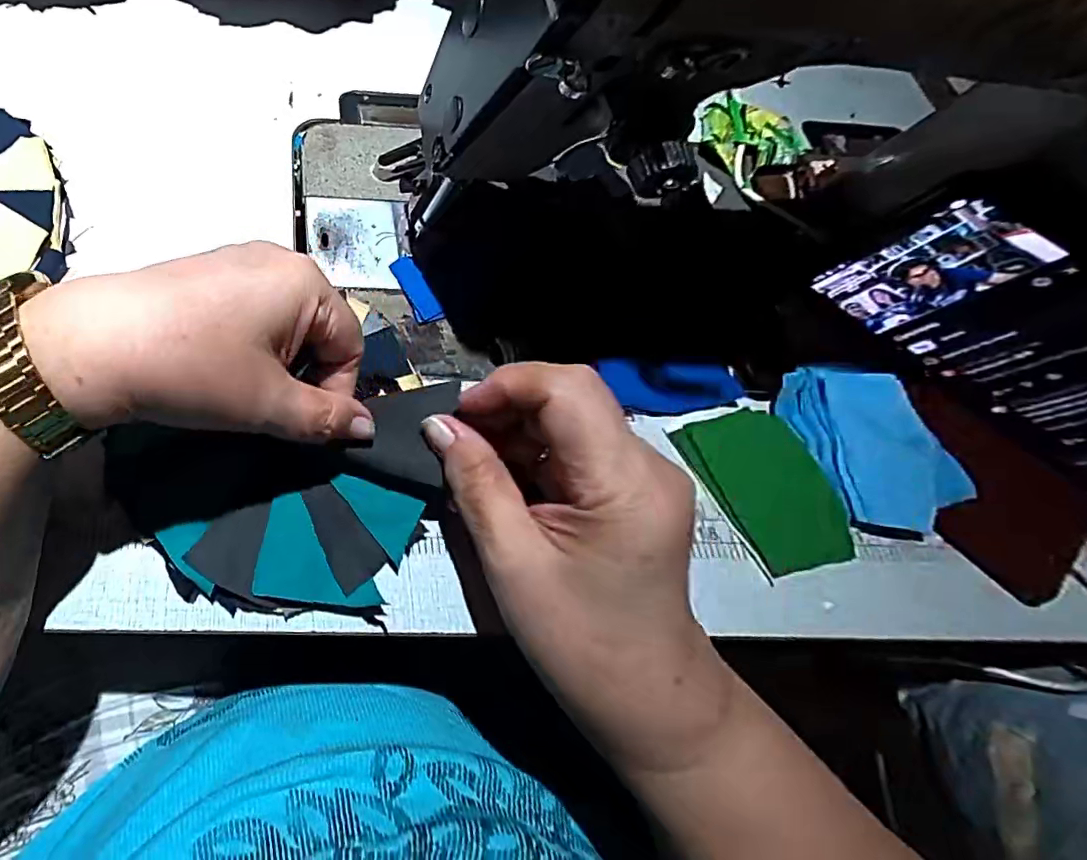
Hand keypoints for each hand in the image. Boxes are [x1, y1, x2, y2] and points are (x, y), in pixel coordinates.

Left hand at [18, 242, 371, 442]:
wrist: (94, 344)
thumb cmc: (193, 369)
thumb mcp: (267, 403)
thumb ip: (324, 418)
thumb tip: (366, 429)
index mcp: (306, 281)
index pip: (351, 344)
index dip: (336, 391)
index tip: (303, 421)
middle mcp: (279, 260)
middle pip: (319, 330)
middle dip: (303, 374)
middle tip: (266, 404)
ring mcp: (240, 259)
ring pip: (285, 322)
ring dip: (275, 361)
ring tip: (236, 385)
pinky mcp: (209, 269)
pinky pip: (252, 309)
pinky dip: (247, 342)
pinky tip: (213, 361)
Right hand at [423, 364, 729, 776]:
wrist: (647, 701)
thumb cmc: (580, 642)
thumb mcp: (513, 562)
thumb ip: (476, 483)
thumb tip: (439, 425)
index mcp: (626, 479)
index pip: (568, 388)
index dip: (506, 385)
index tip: (457, 414)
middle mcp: (646, 463)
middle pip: (570, 397)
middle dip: (505, 408)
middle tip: (455, 441)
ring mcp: (644, 474)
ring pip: (570, 418)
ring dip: (515, 430)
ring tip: (472, 464)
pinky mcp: (634, 488)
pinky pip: (576, 447)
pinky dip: (533, 454)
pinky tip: (503, 480)